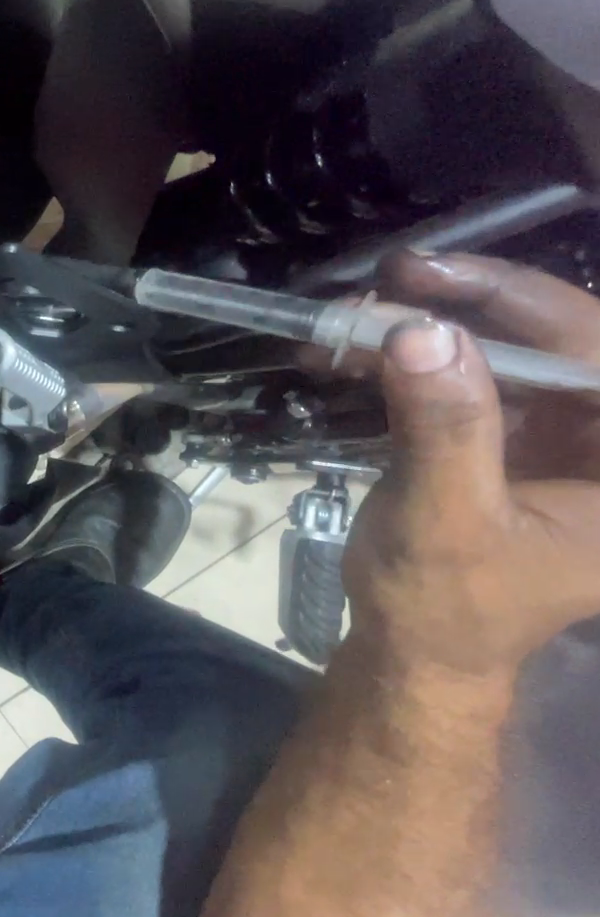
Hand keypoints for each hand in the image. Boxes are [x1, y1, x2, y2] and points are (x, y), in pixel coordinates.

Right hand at [341, 252, 599, 678]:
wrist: (419, 644)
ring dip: (420, 331)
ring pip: (504, 352)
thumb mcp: (446, 518)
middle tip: (379, 284)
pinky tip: (344, 356)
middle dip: (462, 306)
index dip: (514, 297)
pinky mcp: (512, 439)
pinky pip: (465, 380)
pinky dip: (403, 362)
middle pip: (555, 339)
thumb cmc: (445, 598)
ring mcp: (567, 436)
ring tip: (342, 325)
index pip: (596, 348)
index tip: (421, 272)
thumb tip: (422, 332)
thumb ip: (446, 428)